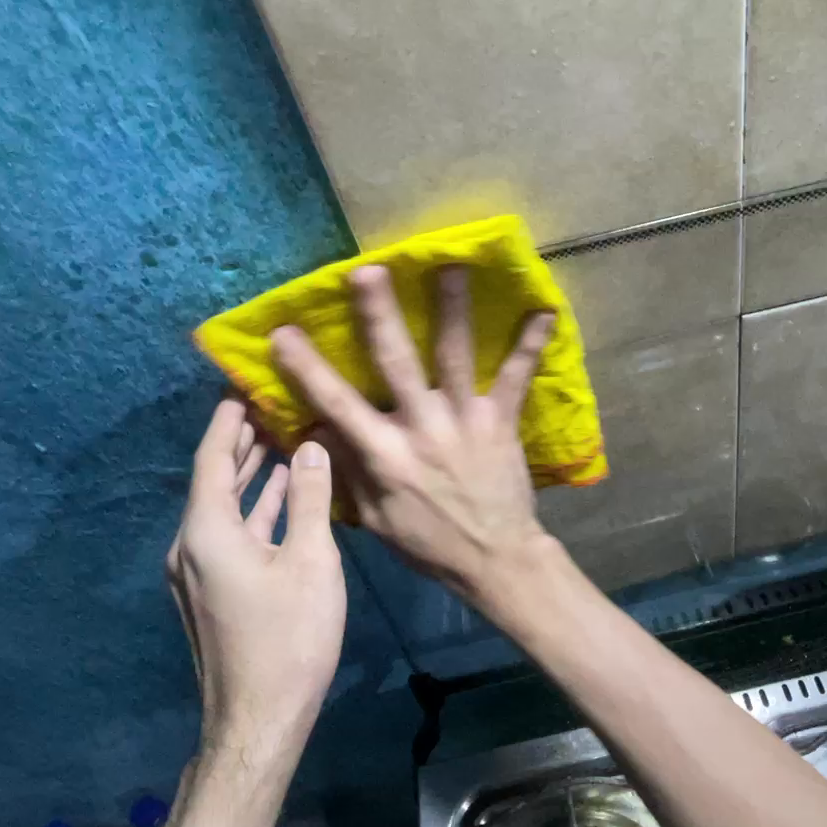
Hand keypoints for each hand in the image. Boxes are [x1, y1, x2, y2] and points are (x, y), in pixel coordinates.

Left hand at [166, 400, 344, 765]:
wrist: (259, 719)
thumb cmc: (287, 637)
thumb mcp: (309, 560)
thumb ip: (307, 498)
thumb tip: (310, 445)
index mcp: (206, 532)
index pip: (212, 459)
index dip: (228, 421)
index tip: (244, 386)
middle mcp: (192, 546)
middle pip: (214, 480)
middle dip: (240, 442)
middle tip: (269, 404)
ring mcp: (201, 572)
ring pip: (225, 508)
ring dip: (250, 474)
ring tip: (281, 438)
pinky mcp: (215, 591)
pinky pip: (233, 533)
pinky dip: (256, 509)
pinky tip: (282, 494)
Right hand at [269, 264, 556, 603]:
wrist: (493, 559)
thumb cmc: (428, 542)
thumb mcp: (375, 517)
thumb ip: (346, 470)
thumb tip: (316, 426)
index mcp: (384, 455)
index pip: (337, 405)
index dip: (307, 369)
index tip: (282, 332)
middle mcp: (422, 429)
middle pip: (397, 365)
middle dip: (381, 317)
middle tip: (369, 271)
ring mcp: (464, 422)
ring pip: (456, 358)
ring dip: (453, 311)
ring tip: (453, 266)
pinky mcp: (501, 423)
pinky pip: (516, 379)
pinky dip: (529, 345)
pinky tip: (544, 311)